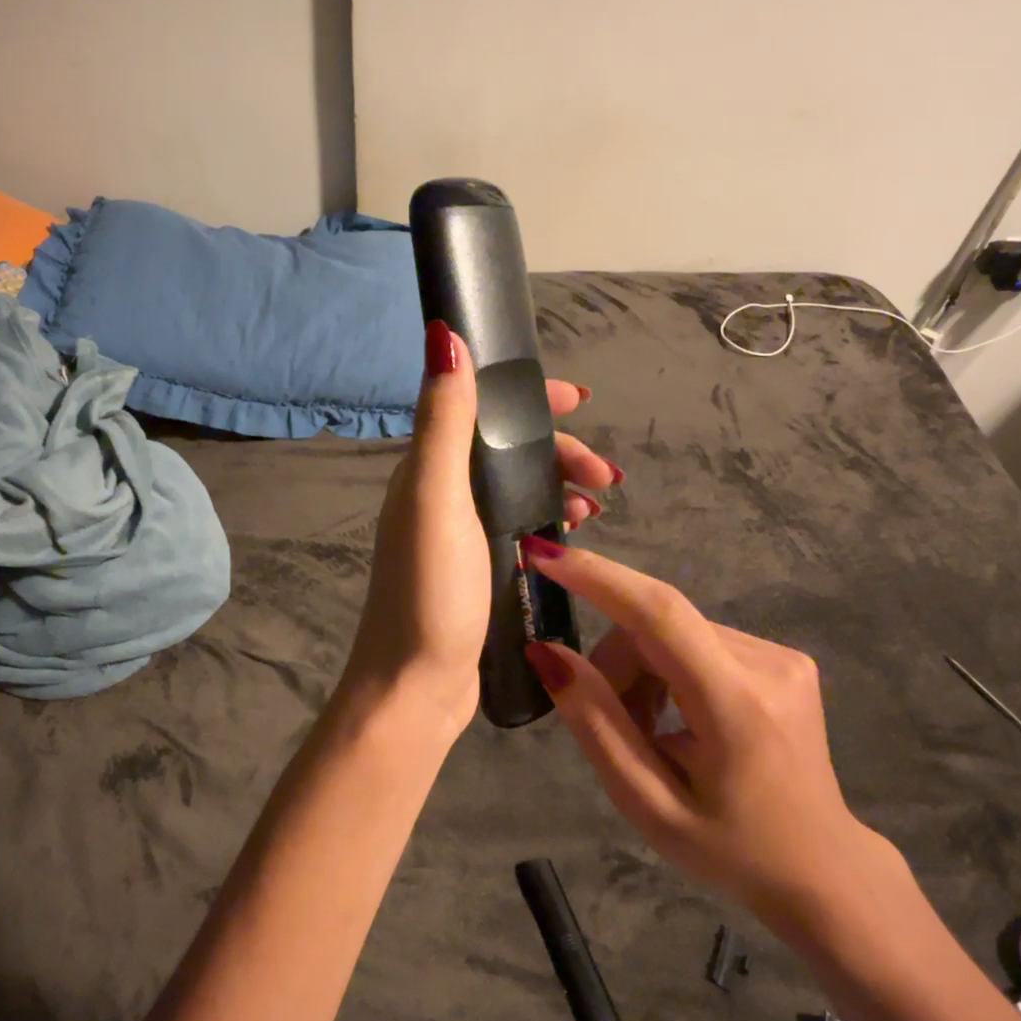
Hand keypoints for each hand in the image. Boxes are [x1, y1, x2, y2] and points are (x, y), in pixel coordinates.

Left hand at [337, 321, 617, 730]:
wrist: (416, 687)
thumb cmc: (429, 592)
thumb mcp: (436, 499)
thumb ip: (443, 421)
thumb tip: (444, 333)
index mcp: (426, 471)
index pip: (478, 410)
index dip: (526, 398)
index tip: (578, 400)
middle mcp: (439, 496)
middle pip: (508, 450)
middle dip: (559, 450)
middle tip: (604, 475)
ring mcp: (458, 536)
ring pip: (519, 489)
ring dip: (561, 485)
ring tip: (596, 507)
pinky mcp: (477, 572)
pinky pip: (522, 526)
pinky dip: (553, 521)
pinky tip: (575, 535)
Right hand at [516, 542, 888, 917]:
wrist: (820, 868)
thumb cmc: (728, 849)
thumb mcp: (646, 802)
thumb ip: (595, 724)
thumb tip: (546, 653)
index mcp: (737, 706)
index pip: (659, 614)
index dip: (598, 577)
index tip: (543, 554)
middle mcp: (767, 664)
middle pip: (655, 627)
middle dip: (614, 664)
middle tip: (607, 724)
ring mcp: (781, 657)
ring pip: (671, 632)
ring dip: (639, 671)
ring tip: (649, 733)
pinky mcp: (782, 657)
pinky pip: (695, 640)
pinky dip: (666, 671)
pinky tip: (678, 720)